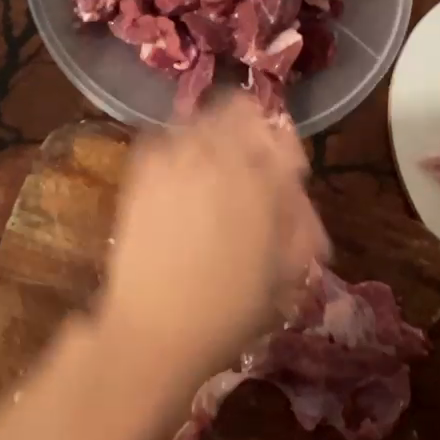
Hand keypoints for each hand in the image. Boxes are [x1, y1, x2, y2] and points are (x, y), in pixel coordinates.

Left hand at [94, 96, 330, 386]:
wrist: (155, 329)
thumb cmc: (229, 311)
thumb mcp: (285, 272)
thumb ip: (299, 221)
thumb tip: (297, 192)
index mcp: (263, 178)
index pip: (280, 134)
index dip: (284, 146)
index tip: (283, 167)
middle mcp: (220, 155)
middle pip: (240, 111)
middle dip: (249, 130)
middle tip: (249, 163)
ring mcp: (175, 156)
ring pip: (201, 118)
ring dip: (212, 131)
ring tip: (212, 165)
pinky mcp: (140, 169)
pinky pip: (162, 136)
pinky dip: (175, 144)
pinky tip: (178, 171)